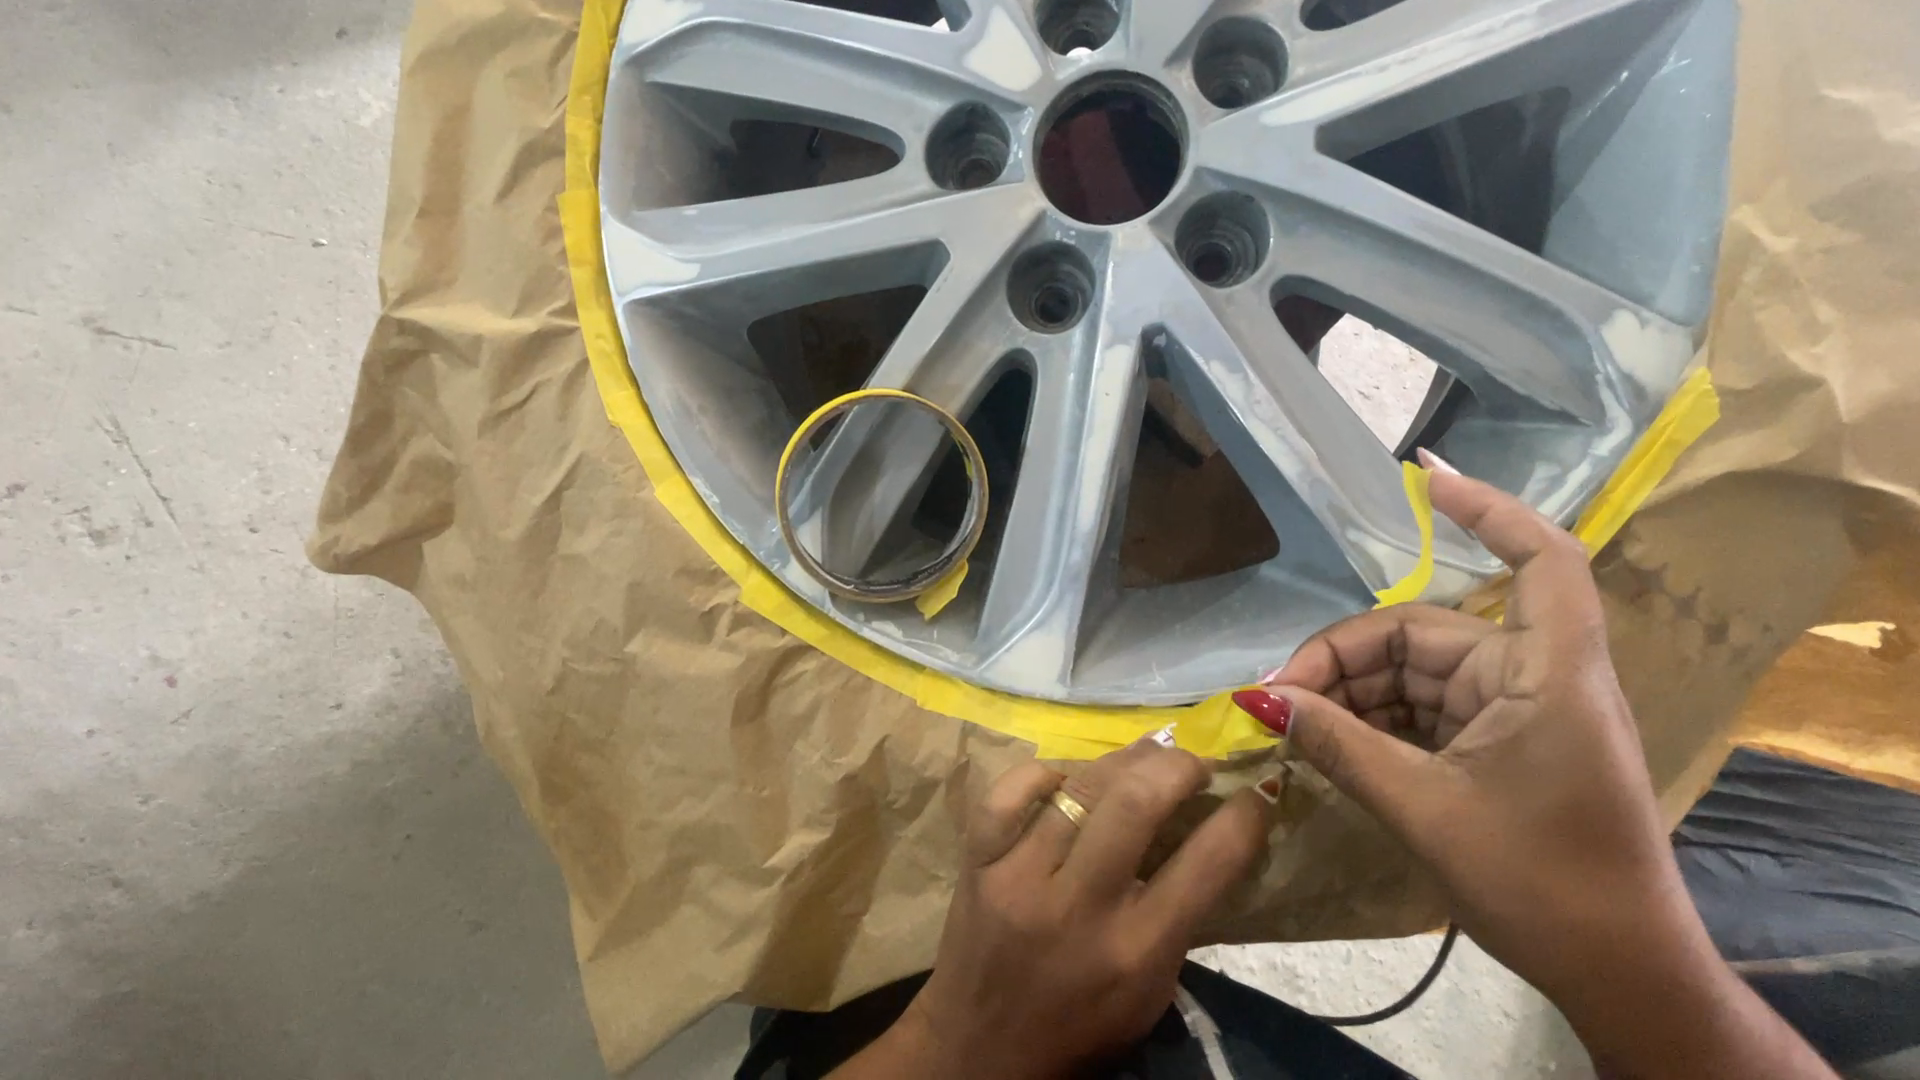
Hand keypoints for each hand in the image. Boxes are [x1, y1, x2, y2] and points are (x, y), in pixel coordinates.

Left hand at [837, 740, 1272, 1079]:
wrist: (979, 1049)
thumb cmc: (1080, 1024)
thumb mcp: (1151, 991)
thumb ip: (1179, 917)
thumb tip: (1210, 833)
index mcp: (1136, 952)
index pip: (1206, 865)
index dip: (1243, 817)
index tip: (1254, 791)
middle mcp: (1080, 907)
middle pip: (1137, 804)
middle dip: (1178, 766)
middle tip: (1194, 762)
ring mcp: (1020, 877)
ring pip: (1079, 787)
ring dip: (1124, 758)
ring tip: (1148, 753)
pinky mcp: (977, 861)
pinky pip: (1008, 792)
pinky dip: (1043, 772)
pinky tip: (1068, 774)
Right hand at [1236, 453, 1834, 1078]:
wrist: (1615, 972)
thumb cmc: (1540, 883)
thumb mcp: (1423, 809)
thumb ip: (1338, 744)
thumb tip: (1260, 696)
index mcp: (1546, 674)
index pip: (1542, 561)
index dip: (1489, 511)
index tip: (1421, 482)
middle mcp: (1532, 675)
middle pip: (1423, 631)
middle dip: (1343, 659)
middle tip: (1278, 698)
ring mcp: (1513, 709)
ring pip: (1410, 671)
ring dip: (1349, 693)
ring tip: (1293, 725)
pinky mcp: (1496, 741)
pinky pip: (1418, 708)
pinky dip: (1370, 719)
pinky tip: (1326, 740)